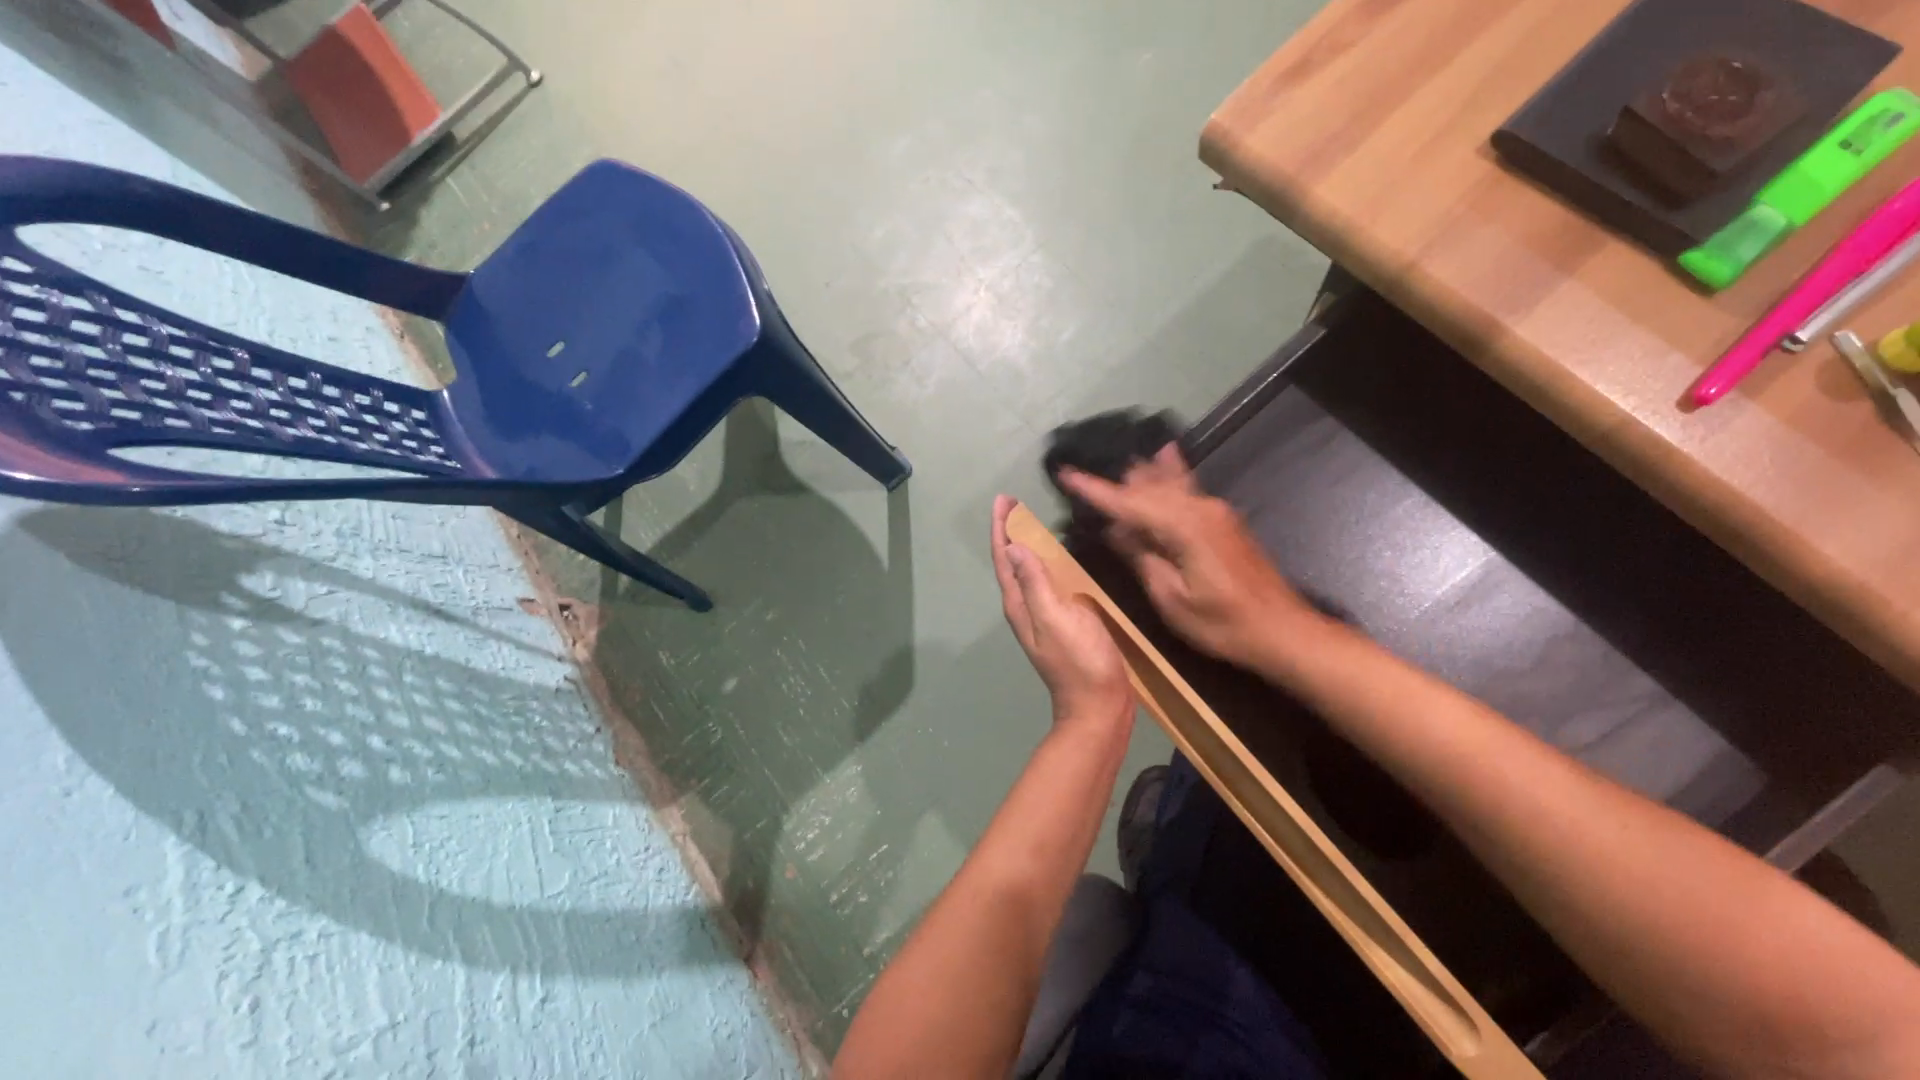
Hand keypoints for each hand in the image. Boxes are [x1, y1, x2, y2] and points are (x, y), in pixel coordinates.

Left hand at [991, 495, 1134, 729]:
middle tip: (1018, 504)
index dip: (1002, 528)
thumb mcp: (1056, 617)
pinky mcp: (1065, 624)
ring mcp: (1046, 618)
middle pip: (1013, 564)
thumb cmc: (1079, 661)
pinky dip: (1051, 565)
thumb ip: (1035, 582)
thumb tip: (1013, 546)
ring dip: (1030, 547)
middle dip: (1012, 533)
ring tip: (1037, 523)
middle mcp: (1028, 609)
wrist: (1099, 707)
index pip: (1005, 558)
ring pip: (1031, 574)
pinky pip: (1050, 585)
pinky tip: (1065, 560)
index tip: (1003, 499)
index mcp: (1021, 605)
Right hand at [1058, 446, 1315, 668]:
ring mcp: (1215, 512)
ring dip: (1140, 477)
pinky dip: (1170, 476)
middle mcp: (1200, 508)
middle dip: (1113, 484)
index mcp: (1184, 526)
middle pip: (1147, 489)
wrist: (1282, 630)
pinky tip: (1166, 456)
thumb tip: (1115, 530)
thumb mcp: (1172, 599)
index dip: (1094, 490)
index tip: (1065, 474)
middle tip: (1078, 474)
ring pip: (1168, 486)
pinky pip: (1187, 490)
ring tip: (1112, 462)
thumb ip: (1142, 557)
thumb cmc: (1223, 624)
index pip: (1128, 503)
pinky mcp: (1223, 522)